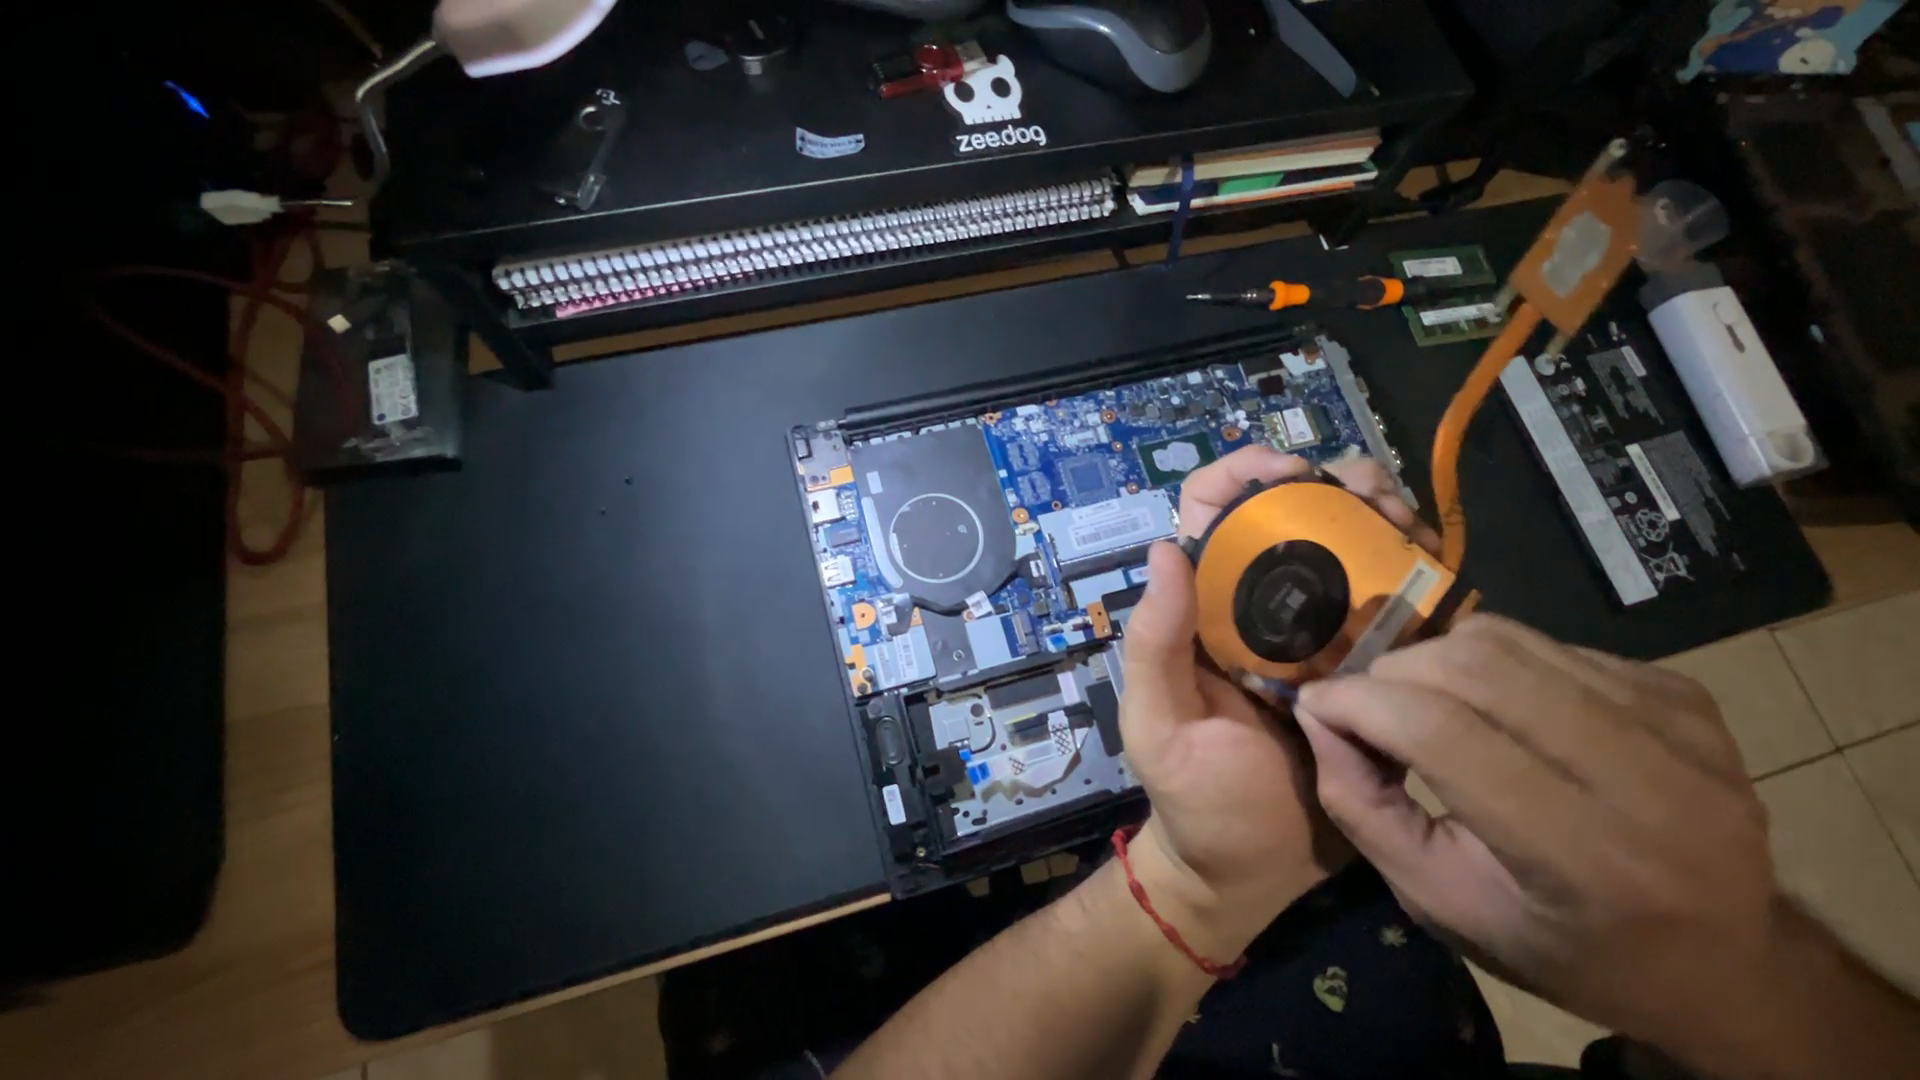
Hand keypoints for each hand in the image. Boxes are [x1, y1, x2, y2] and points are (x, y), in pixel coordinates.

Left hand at [1119, 447, 1432, 957]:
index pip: (1211, 512)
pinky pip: (1392, 607)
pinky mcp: (1368, 670)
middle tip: (1378, 501)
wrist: (1254, 873)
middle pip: (1291, 516)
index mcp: (1204, 610)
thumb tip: (1163, 549)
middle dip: (1335, 487)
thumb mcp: (1159, 726)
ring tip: (1412, 529)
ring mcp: (1318, 636)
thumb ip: (1154, 645)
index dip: (1245, 473)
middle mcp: (1259, 608)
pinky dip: (1415, 576)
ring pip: (1346, 548)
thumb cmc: (1196, 801)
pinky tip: (1439, 573)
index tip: (1292, 470)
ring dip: (1381, 519)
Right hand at [1293, 615, 1778, 1051]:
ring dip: (1436, 658)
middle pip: (1476, 668)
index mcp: (1585, 859)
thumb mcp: (1436, 901)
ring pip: (1508, 640)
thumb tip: (1319, 711)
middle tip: (1368, 704)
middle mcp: (1648, 781)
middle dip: (1391, 671)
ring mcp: (1678, 728)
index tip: (1317, 704)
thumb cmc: (1558, 944)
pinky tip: (1502, 711)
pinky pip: (1549, 645)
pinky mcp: (1686, 696)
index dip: (1359, 703)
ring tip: (1425, 702)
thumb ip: (1361, 804)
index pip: (1442, 734)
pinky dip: (1495, 665)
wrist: (1721, 965)